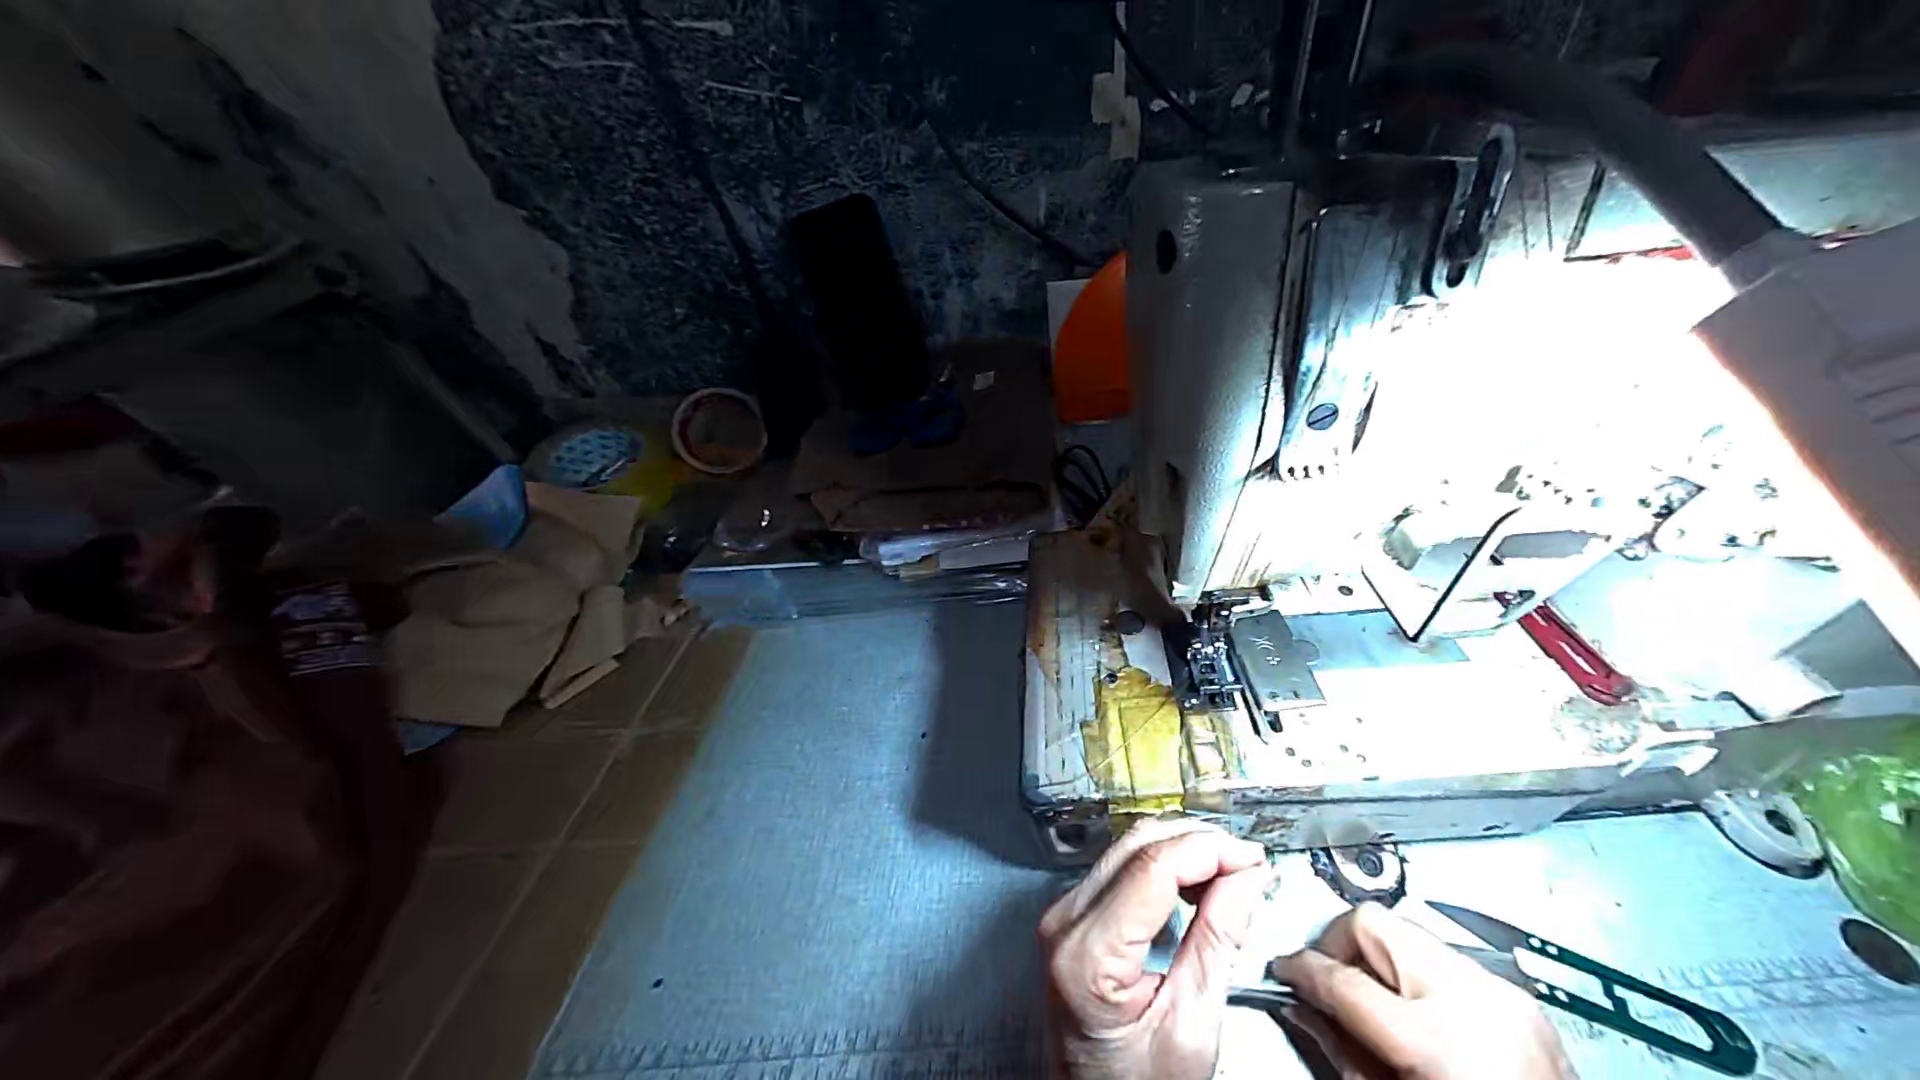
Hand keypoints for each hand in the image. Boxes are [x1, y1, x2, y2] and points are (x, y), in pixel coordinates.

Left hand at [1039, 818, 1274, 1079]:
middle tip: (1248, 861)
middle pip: (1136, 846)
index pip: (1152, 867)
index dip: (1208, 850)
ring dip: (1182, 848)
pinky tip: (1195, 880)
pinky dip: (1162, 864)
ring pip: (1127, 848)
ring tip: (1230, 870)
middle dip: (1198, 843)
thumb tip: (1247, 877)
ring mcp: (1062, 914)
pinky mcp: (1071, 914)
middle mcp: (1064, 921)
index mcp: (1087, 954)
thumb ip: (1218, 940)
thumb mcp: (1192, 1025)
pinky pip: (1119, 867)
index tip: (1253, 858)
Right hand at [1273, 902, 1578, 1079]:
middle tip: (1327, 978)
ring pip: (1407, 933)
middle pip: (1371, 922)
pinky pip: (1446, 961)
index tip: (1285, 969)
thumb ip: (1342, 1052)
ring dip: (1378, 959)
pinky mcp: (1522, 1001)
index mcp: (1437, 1041)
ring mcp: (1505, 996)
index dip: (1300, 968)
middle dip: (1339, 945)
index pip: (1340, 976)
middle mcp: (1475, 1002)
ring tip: (1373, 1000)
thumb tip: (1304, 1005)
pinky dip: (1418, 976)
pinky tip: (1417, 1012)